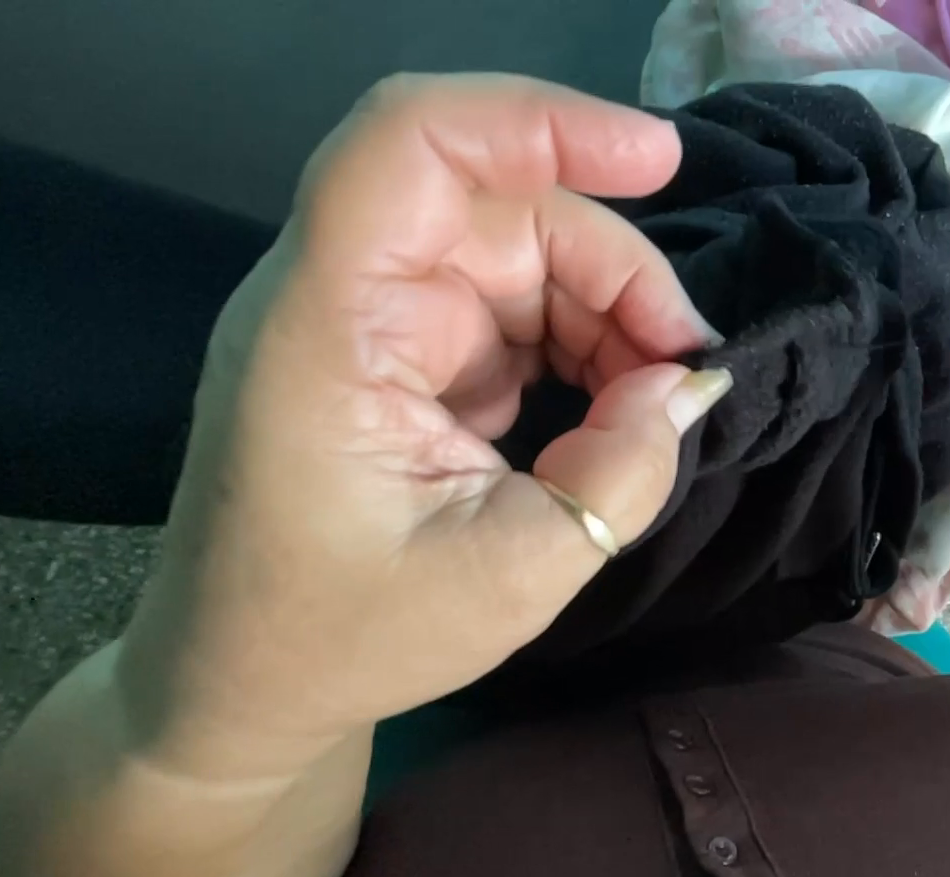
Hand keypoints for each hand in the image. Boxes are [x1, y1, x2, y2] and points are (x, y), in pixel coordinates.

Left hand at [116, 75, 729, 780]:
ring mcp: (389, 325)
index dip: (540, 124)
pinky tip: (620, 408)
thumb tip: (693, 387)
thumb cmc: (355, 636)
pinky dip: (592, 349)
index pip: (416, 150)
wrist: (256, 680)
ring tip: (659, 405)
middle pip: (507, 212)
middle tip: (691, 371)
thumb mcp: (514, 574)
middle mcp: (353, 297)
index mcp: (333, 330)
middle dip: (621, 277)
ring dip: (616, 318)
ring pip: (530, 259)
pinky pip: (528, 314)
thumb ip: (619, 475)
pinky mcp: (422, 358)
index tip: (661, 160)